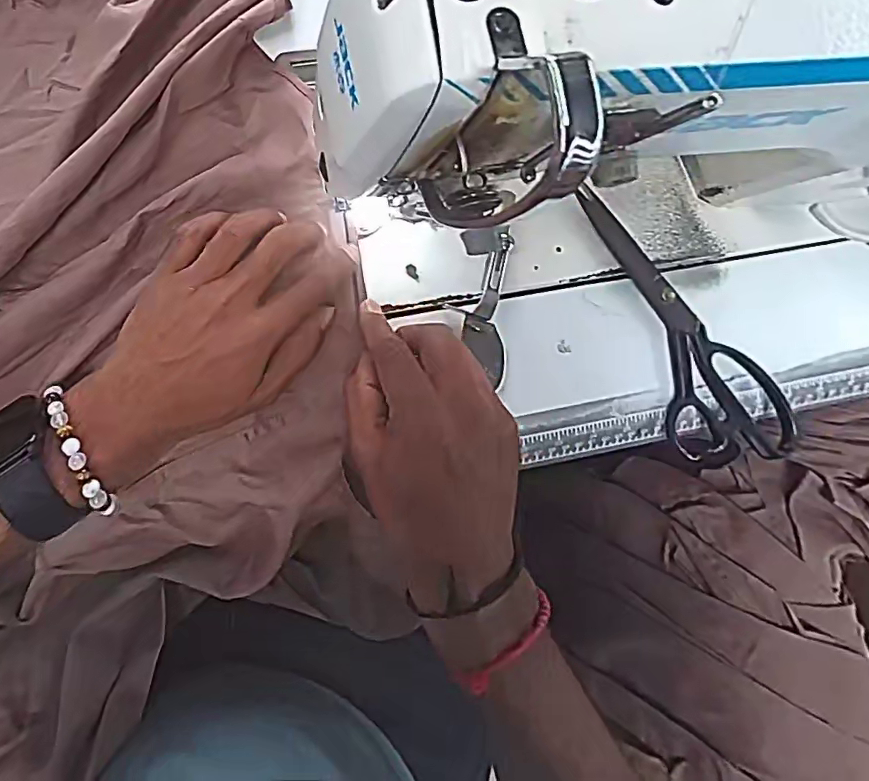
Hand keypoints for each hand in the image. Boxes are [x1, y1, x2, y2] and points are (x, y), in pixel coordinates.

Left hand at [60, 210, 349, 497]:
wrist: (137, 402)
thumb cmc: (198, 403)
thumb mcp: (260, 394)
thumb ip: (297, 353)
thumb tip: (324, 315)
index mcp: (257, 332)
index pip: (310, 286)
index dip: (335, 266)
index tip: (342, 259)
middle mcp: (230, 300)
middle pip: (278, 246)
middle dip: (305, 233)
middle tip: (313, 234)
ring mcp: (195, 283)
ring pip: (237, 231)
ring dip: (264, 218)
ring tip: (277, 220)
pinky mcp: (167, 276)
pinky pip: (192, 235)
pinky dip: (214, 220)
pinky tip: (228, 222)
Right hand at [345, 306, 519, 614]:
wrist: (465, 555)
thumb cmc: (409, 511)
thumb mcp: (365, 458)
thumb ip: (360, 399)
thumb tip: (367, 362)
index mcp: (423, 417)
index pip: (396, 351)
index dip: (378, 327)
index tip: (369, 312)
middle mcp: (464, 406)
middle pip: (438, 338)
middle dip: (410, 334)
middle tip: (392, 354)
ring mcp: (493, 412)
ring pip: (462, 353)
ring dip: (433, 352)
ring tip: (415, 378)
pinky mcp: (508, 421)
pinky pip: (478, 377)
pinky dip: (454, 375)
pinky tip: (440, 401)